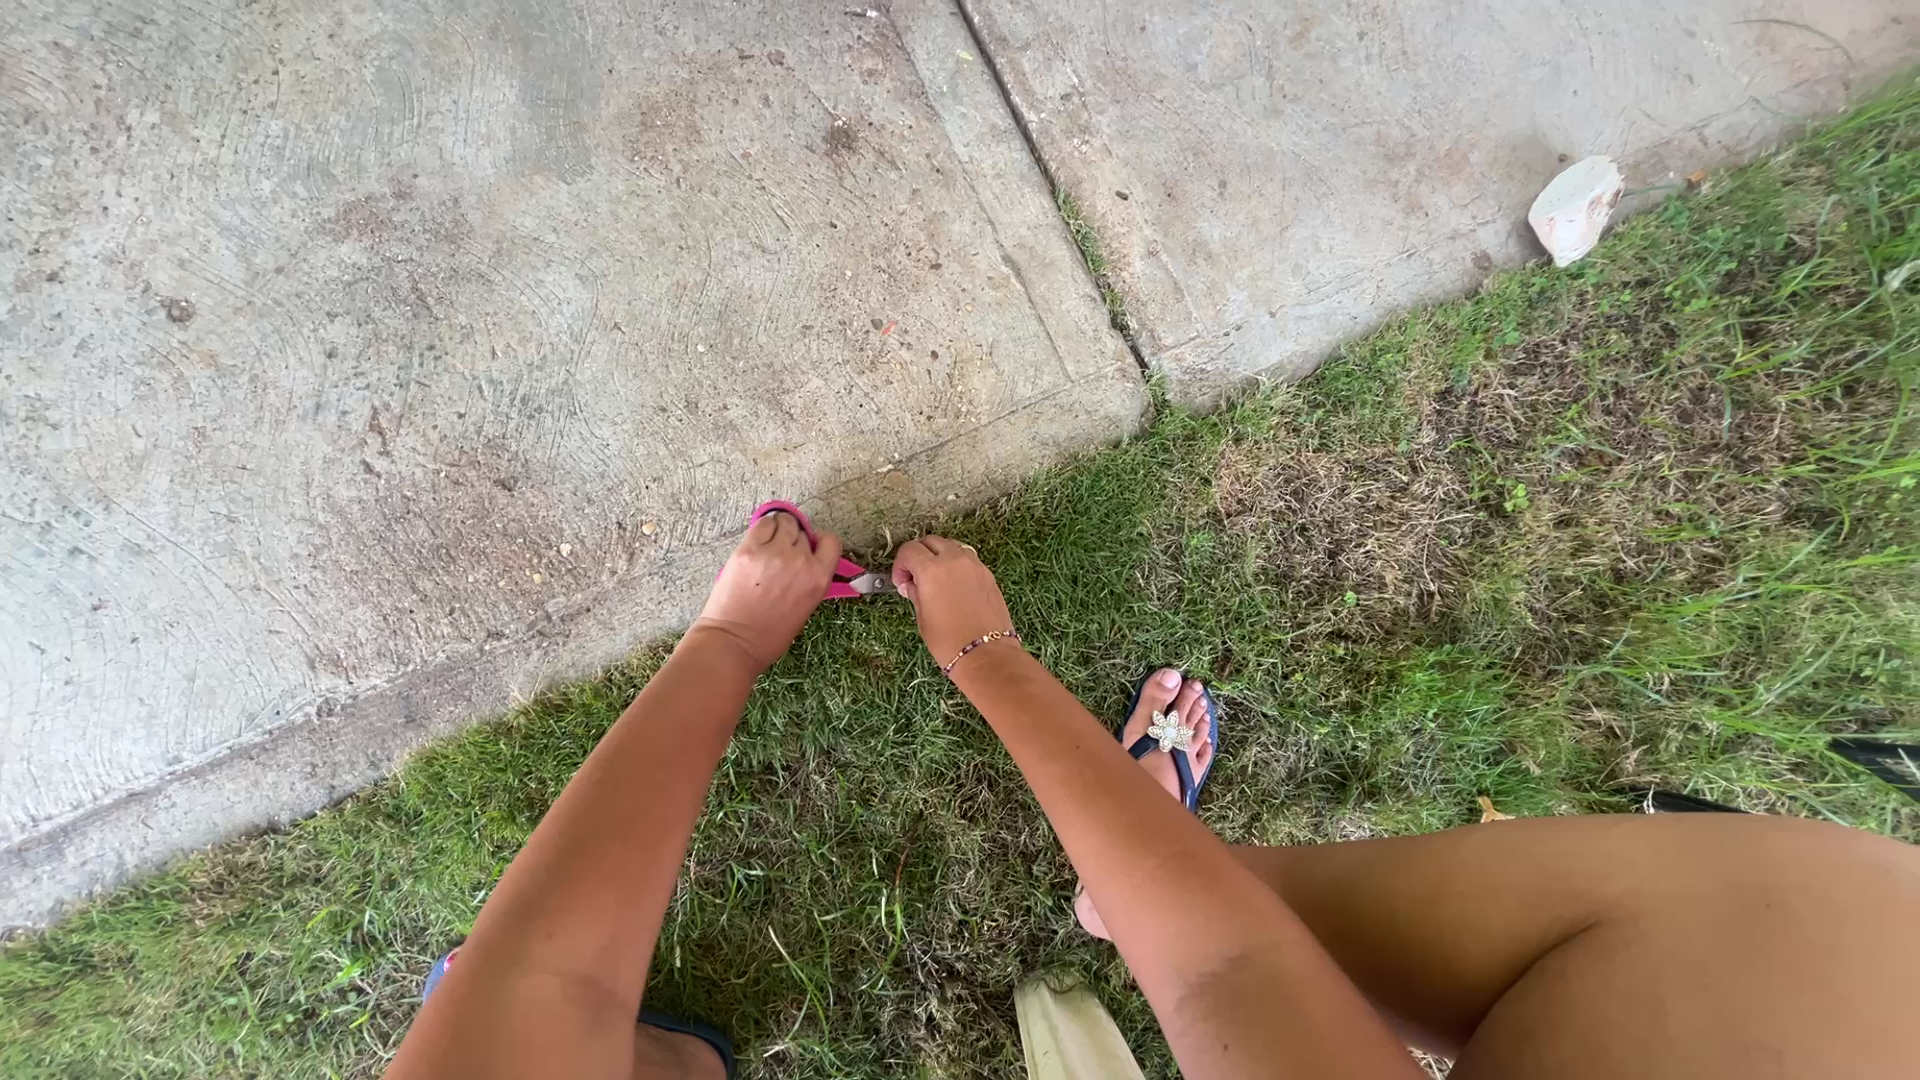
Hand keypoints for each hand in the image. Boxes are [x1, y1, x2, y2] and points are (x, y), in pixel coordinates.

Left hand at [690, 511, 841, 671]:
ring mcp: (774, 553)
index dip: (819, 540)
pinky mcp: (748, 550)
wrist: (735, 642)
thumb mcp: (806, 606)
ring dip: (778, 529)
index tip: (811, 543)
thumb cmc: (769, 635)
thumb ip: (810, 579)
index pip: (831, 541)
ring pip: (783, 523)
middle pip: (803, 533)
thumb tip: (804, 558)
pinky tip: (757, 540)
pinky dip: (762, 528)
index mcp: (819, 578)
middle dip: (794, 539)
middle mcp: (800, 561)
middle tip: (781, 551)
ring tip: (768, 542)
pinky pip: (761, 525)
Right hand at [890, 535, 1016, 666]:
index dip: (900, 565)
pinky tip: (954, 585)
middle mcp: (954, 560)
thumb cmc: (949, 641)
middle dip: (919, 555)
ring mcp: (974, 565)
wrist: (986, 654)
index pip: (909, 550)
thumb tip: (912, 585)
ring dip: (939, 556)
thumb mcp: (923, 617)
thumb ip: (916, 594)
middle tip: (915, 577)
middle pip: (930, 541)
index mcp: (931, 569)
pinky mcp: (987, 574)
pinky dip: (957, 564)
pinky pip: (968, 558)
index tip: (901, 581)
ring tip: (936, 580)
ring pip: (951, 546)